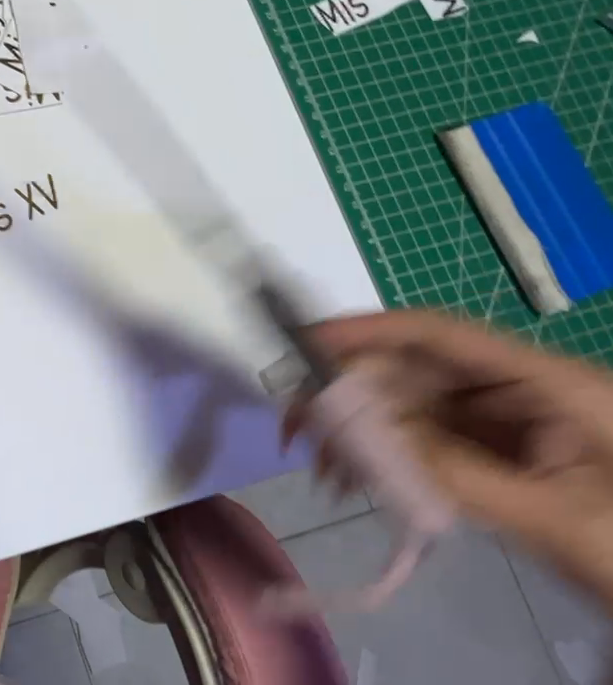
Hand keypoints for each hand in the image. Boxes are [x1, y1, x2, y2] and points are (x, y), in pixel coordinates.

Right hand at [293, 310, 612, 604]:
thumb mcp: (558, 520)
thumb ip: (452, 470)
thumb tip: (352, 430)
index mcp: (552, 384)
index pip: (437, 334)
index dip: (363, 331)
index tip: (295, 345)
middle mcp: (524, 392)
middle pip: (411, 372)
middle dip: (345, 398)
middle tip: (294, 428)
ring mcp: (512, 426)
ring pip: (407, 410)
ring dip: (356, 436)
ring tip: (323, 471)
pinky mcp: (501, 458)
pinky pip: (423, 444)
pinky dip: (381, 459)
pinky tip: (353, 482)